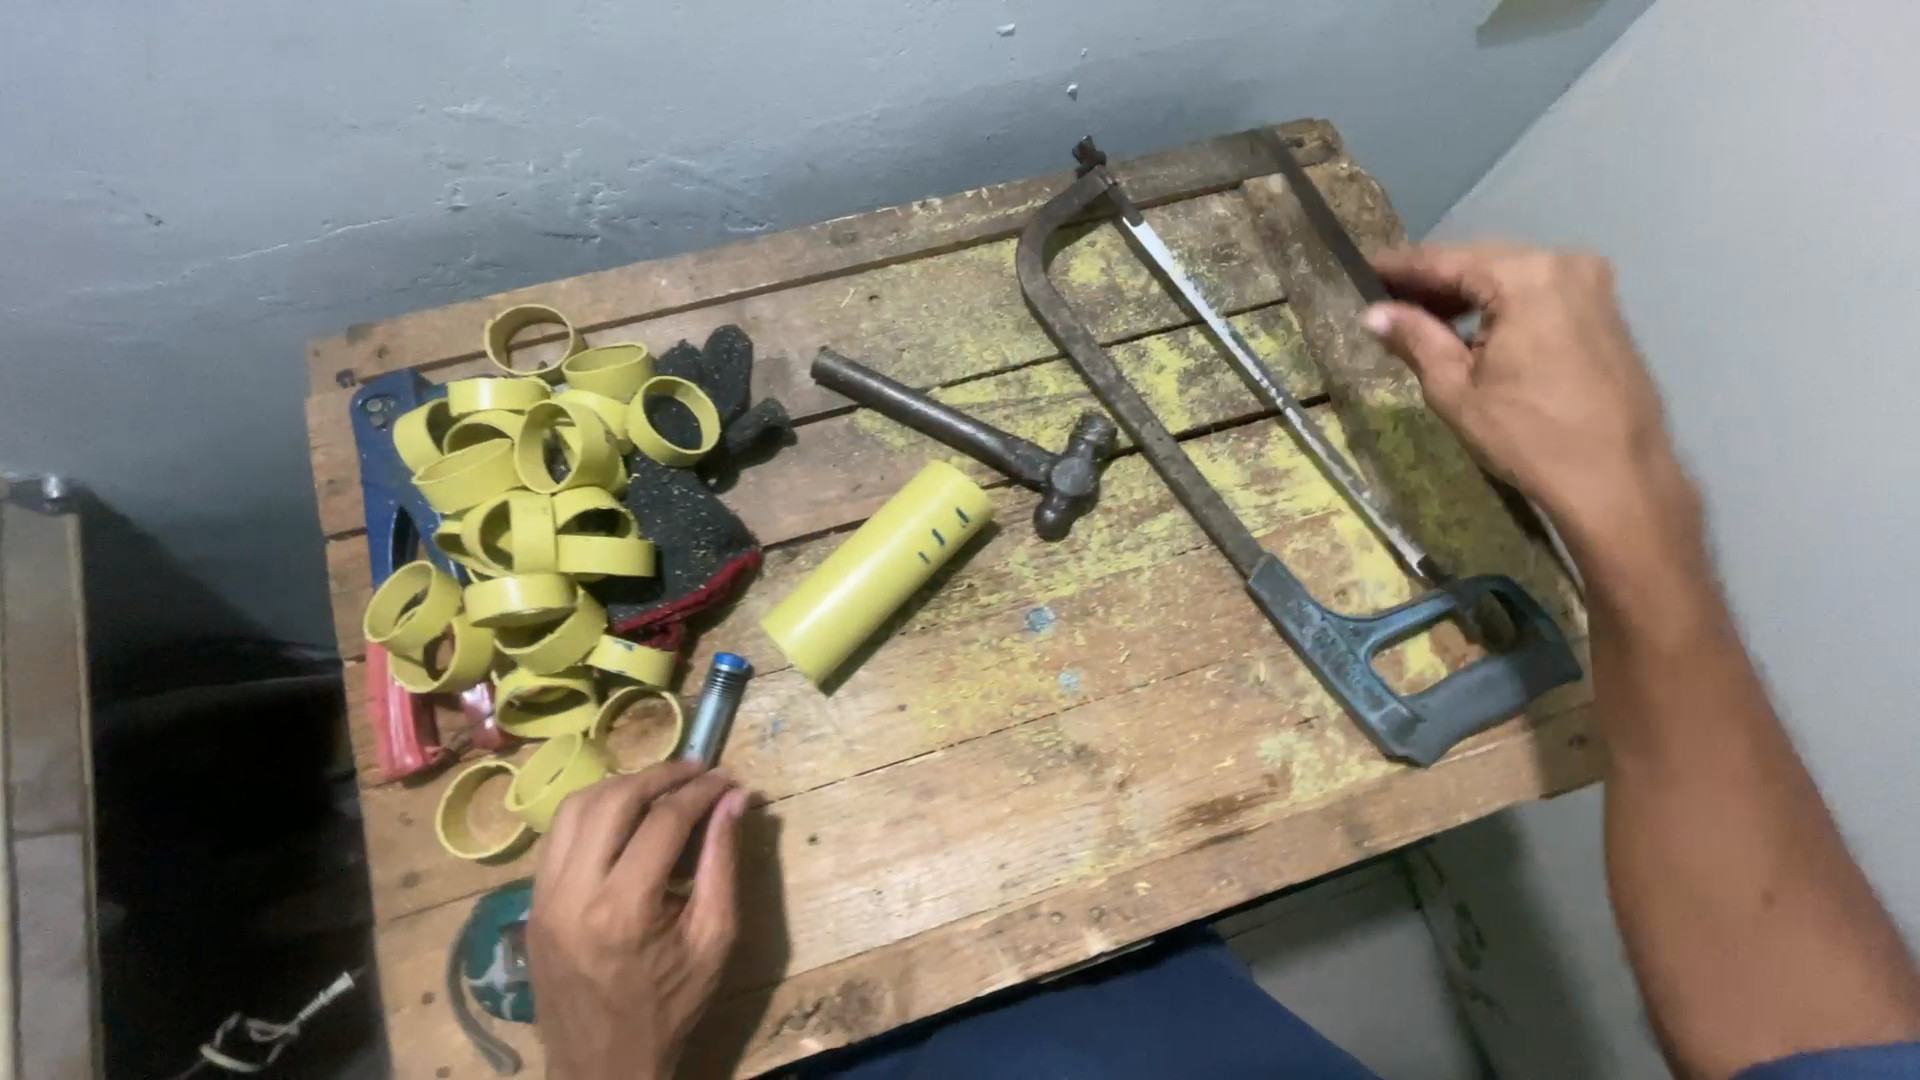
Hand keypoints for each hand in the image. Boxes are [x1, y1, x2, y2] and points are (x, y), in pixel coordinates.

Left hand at [528, 761, 749, 1079]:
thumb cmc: (670, 1008)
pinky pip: (558, 835)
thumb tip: (735, 798)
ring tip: (661, 787)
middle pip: (613, 800)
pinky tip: (625, 815)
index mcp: (623, 910)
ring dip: (622, 786)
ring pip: (575, 808)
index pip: (664, 820)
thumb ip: (723, 861)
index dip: (701, 791)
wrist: (600, 1071)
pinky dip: (594, 811)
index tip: (728, 779)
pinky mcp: (531, 904)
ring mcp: (542, 899)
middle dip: (660, 775)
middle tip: (696, 770)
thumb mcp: (714, 937)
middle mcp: (572, 895)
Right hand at [1363, 245, 1687, 549]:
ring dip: (1462, 294)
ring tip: (1416, 317)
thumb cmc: (1525, 433)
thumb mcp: (1454, 387)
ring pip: (1508, 276)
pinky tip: (1465, 328)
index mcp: (1526, 277)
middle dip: (1431, 280)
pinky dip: (1495, 304)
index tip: (1362, 270)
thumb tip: (1372, 314)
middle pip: (1480, 261)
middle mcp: (1564, 264)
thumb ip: (1414, 339)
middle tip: (1383, 298)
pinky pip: (1534, 292)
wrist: (1614, 475)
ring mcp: (1591, 284)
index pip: (1447, 261)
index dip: (1399, 267)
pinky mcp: (1602, 309)